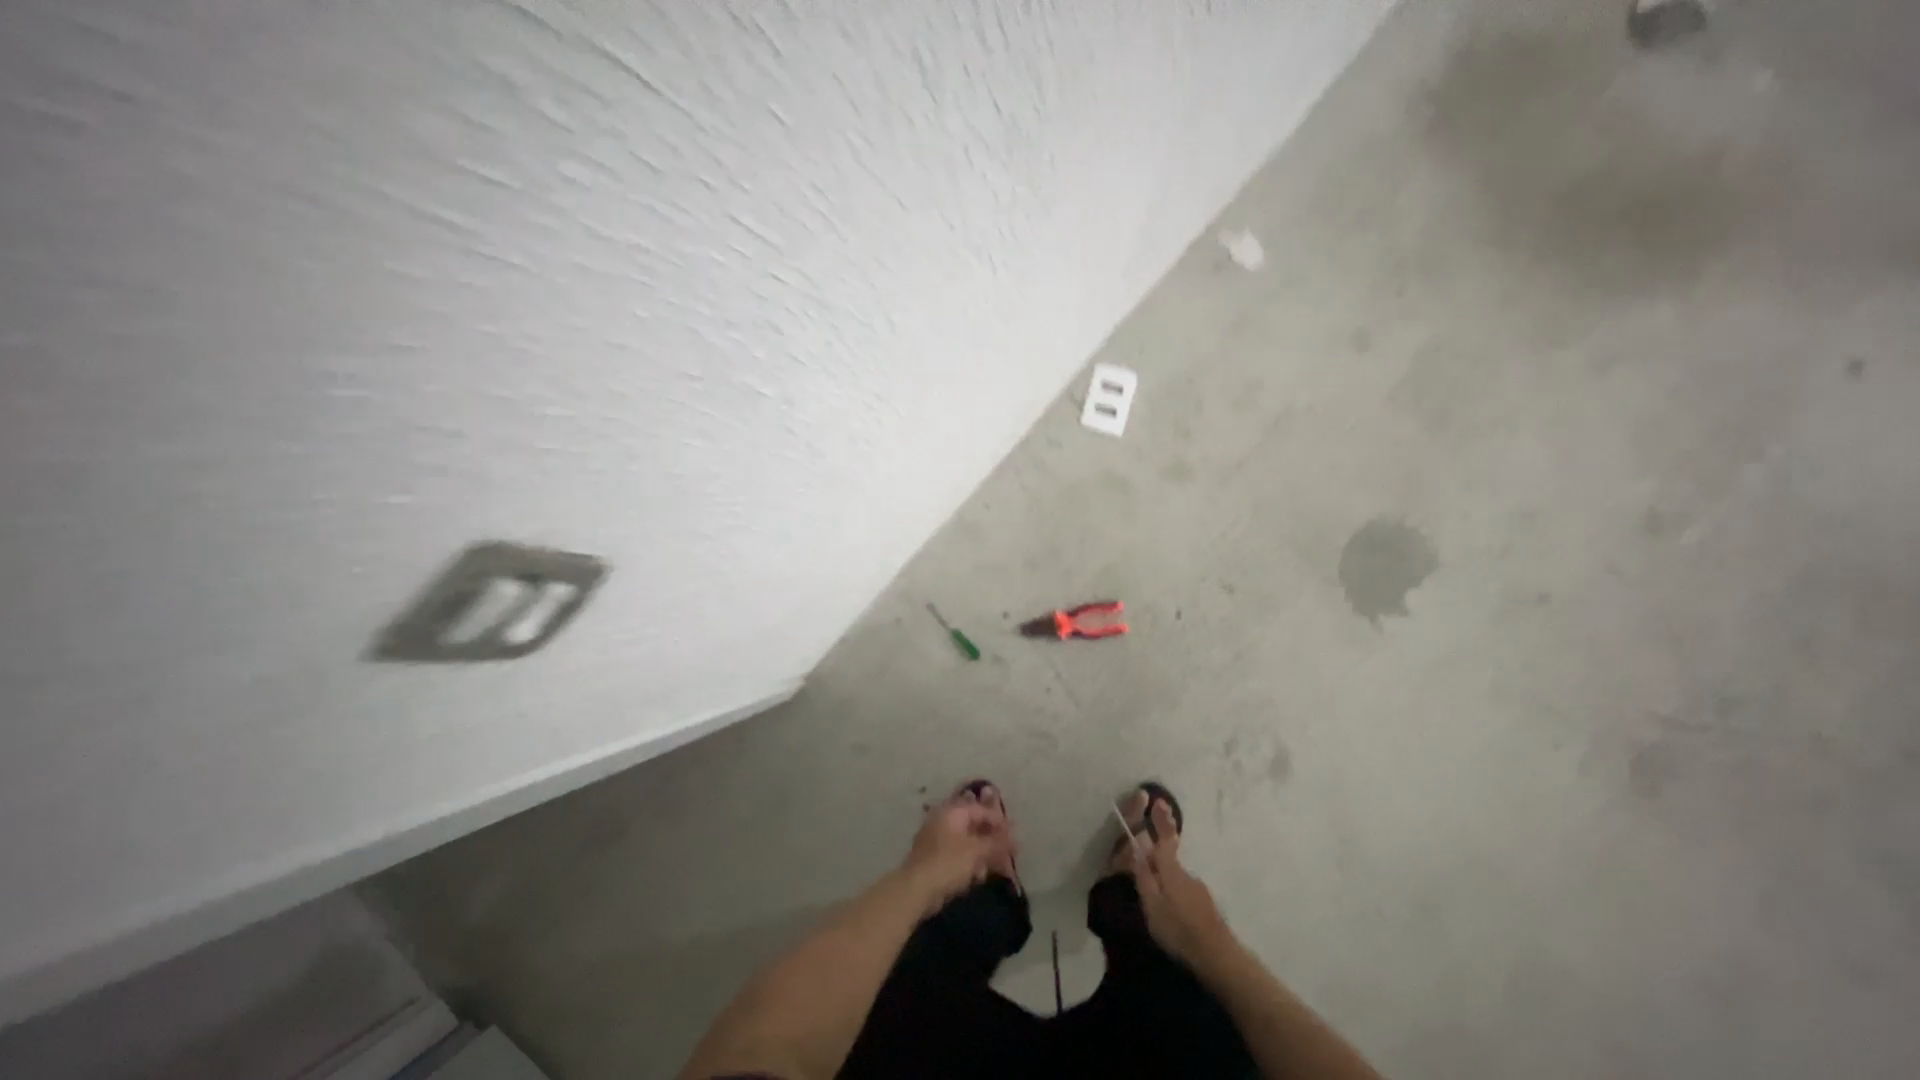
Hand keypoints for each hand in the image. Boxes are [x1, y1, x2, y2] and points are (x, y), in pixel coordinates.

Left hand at [901, 786, 1016, 915]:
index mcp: (951, 812)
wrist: (916, 890)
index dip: (999, 822)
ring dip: (983, 854)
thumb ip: (997, 843)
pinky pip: (957, 856)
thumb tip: (1015, 837)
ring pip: (966, 843)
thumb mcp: (978, 851)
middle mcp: (942, 821)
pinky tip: (978, 876)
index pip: (980, 810)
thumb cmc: (949, 863)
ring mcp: (935, 840)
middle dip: (992, 840)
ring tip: (995, 868)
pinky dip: (970, 863)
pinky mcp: (933, 860)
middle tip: (1007, 854)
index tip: (1013, 838)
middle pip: (973, 826)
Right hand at [1130, 800, 1233, 965]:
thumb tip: (1136, 847)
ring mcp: (1198, 890)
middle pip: (1168, 858)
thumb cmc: (1178, 929)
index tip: (1159, 801)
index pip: (1164, 839)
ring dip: (1164, 879)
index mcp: (1171, 871)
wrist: (1217, 956)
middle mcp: (1186, 874)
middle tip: (1144, 861)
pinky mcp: (1205, 906)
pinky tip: (1171, 913)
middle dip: (1157, 853)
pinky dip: (1174, 893)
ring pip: (1176, 877)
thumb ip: (1143, 876)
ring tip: (1153, 899)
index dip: (1160, 821)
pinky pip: (1183, 891)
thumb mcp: (1152, 904)